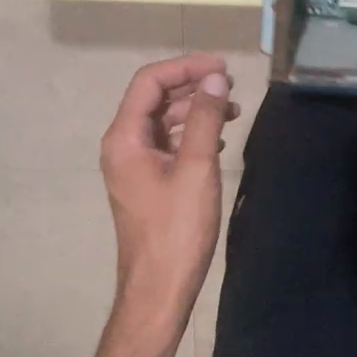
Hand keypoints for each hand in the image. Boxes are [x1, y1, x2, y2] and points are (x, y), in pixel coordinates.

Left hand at [99, 53, 237, 335]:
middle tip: (232, 85)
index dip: (186, 67)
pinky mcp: (147, 180)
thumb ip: (206, 118)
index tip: (223, 68)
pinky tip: (220, 137)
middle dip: (193, 84)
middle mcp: (123, 145)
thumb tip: (216, 78)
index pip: (150, 81)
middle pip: (154, 96)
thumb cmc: (177, 229)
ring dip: (197, 107)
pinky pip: (168, 140)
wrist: (159, 290)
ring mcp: (133, 164)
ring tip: (234, 110)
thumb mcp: (196, 168)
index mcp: (125, 138)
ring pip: (163, 118)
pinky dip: (193, 130)